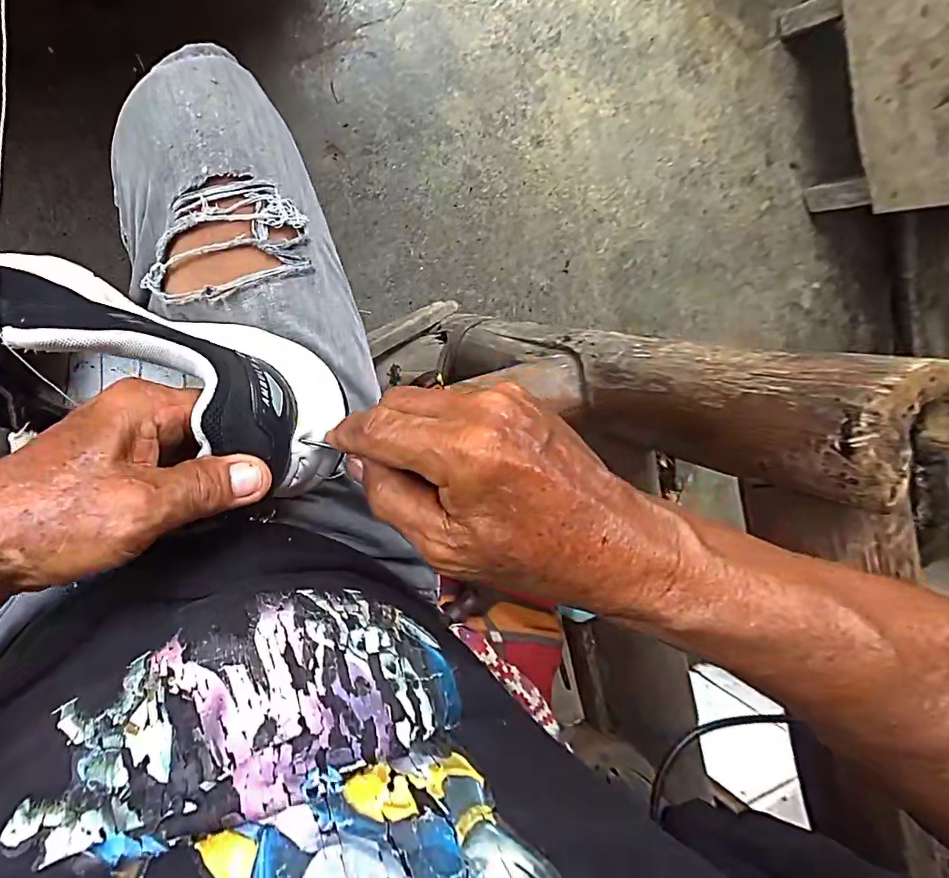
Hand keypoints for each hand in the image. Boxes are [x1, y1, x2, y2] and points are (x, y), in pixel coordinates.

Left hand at [0, 378, 270, 593]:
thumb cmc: (45, 519)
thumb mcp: (143, 507)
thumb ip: (206, 488)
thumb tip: (255, 473)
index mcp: (140, 404)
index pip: (217, 408)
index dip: (245, 442)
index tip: (262, 475)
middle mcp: (128, 412)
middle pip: (200, 432)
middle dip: (218, 468)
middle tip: (231, 504)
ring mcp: (114, 440)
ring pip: (178, 456)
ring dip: (192, 485)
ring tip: (192, 516)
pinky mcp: (104, 467)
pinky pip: (155, 473)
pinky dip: (168, 495)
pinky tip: (167, 520)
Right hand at [327, 383, 701, 621]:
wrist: (610, 539)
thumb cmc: (542, 552)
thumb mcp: (446, 547)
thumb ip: (390, 499)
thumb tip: (365, 465)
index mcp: (464, 450)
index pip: (379, 426)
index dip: (349, 435)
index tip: (338, 441)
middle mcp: (484, 410)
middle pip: (397, 402)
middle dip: (379, 432)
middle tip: (384, 470)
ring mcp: (503, 398)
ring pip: (424, 397)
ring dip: (411, 427)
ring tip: (432, 473)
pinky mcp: (516, 396)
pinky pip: (455, 400)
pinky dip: (440, 423)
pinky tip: (457, 458)